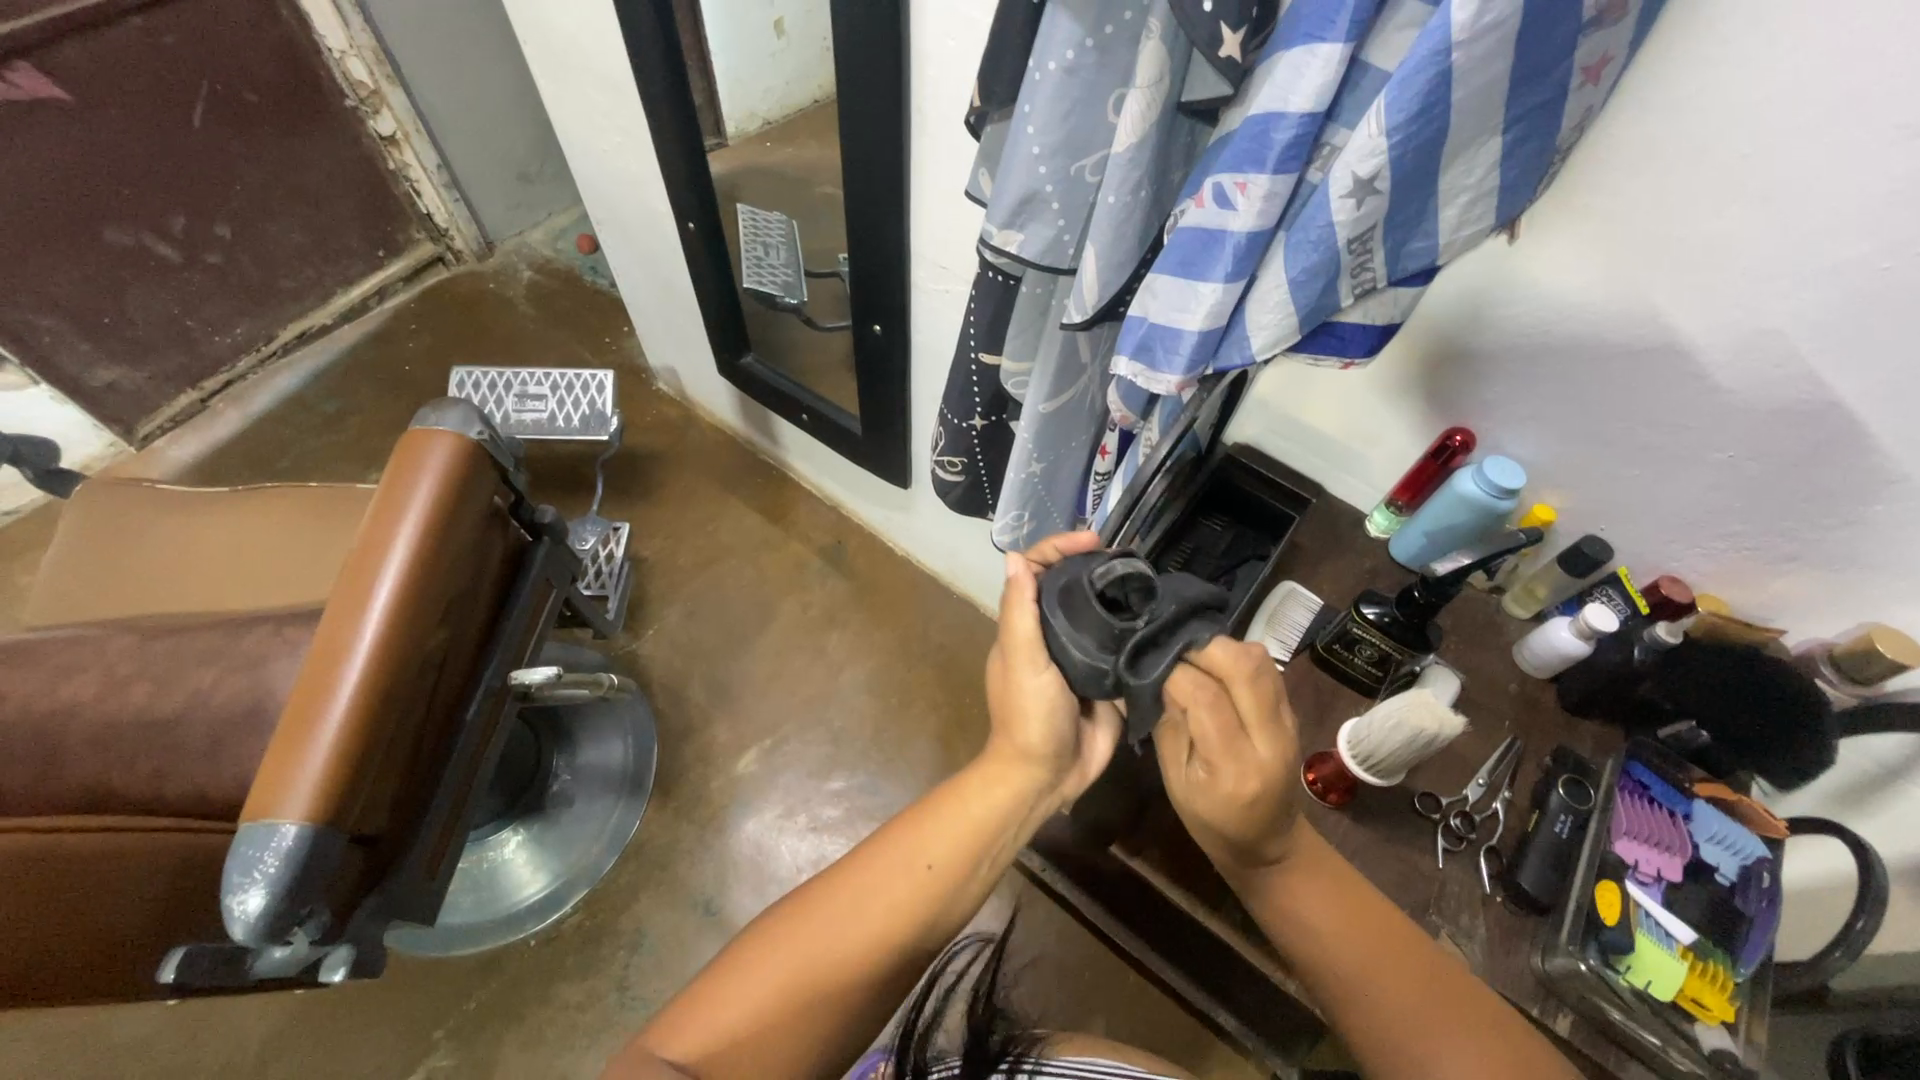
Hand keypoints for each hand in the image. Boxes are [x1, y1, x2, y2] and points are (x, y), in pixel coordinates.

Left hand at [983, 531, 1124, 814]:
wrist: (1049, 775)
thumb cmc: (1028, 715)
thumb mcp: (1021, 660)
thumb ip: (1019, 611)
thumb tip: (1017, 557)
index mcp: (1026, 626)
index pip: (1038, 571)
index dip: (1060, 548)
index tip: (1094, 540)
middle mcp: (1053, 635)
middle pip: (1073, 587)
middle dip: (1097, 566)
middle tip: (1133, 558)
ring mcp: (1081, 658)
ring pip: (1101, 614)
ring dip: (1121, 595)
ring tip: (1152, 580)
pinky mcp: (1107, 680)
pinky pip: (1123, 648)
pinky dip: (1138, 631)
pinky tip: (1161, 618)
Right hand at [1154, 638, 1304, 878]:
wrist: (1268, 842)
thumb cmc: (1210, 820)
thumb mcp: (1174, 781)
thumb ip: (1168, 724)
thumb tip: (1158, 673)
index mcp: (1234, 767)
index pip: (1206, 696)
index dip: (1174, 672)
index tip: (1150, 669)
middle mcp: (1269, 739)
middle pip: (1245, 667)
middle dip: (1203, 647)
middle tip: (1174, 653)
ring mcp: (1288, 724)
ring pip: (1260, 660)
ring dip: (1222, 649)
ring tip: (1193, 659)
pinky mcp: (1292, 713)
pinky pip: (1267, 669)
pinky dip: (1236, 658)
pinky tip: (1214, 668)